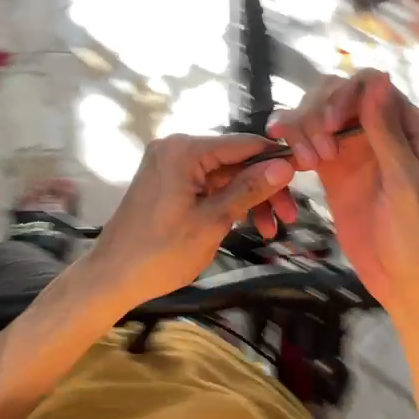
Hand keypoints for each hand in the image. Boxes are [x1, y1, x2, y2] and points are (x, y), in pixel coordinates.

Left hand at [86, 134, 297, 308]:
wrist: (113, 276)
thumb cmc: (162, 251)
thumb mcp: (212, 221)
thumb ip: (249, 190)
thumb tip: (284, 165)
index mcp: (183, 149)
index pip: (242, 143)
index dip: (275, 157)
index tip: (306, 172)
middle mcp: (174, 147)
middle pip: (233, 159)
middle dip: (263, 186)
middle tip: (289, 217)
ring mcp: (168, 164)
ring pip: (222, 174)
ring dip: (247, 197)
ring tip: (270, 231)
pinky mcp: (166, 181)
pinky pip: (205, 184)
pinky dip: (225, 201)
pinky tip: (246, 224)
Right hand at [271, 70, 418, 305]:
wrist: (407, 283)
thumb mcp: (407, 183)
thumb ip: (388, 132)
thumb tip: (378, 78)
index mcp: (408, 127)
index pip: (370, 85)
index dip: (345, 96)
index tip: (329, 124)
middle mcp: (378, 129)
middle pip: (337, 93)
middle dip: (319, 112)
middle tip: (316, 153)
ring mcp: (353, 148)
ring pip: (317, 113)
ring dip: (303, 128)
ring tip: (304, 163)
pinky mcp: (331, 169)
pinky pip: (306, 141)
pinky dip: (292, 141)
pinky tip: (286, 155)